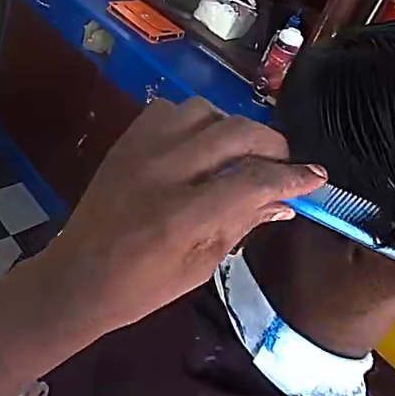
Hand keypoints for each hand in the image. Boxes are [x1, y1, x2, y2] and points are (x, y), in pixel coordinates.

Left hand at [25, 96, 325, 340]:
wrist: (78, 274)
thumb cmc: (141, 285)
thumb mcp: (200, 266)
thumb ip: (242, 224)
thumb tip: (285, 200)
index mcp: (183, 215)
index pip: (253, 181)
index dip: (293, 177)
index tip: (316, 178)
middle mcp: (163, 171)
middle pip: (235, 133)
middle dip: (272, 144)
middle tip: (283, 163)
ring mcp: (141, 149)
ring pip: (204, 110)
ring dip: (231, 128)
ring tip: (239, 153)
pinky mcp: (127, 140)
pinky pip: (170, 110)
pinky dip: (194, 121)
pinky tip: (199, 145)